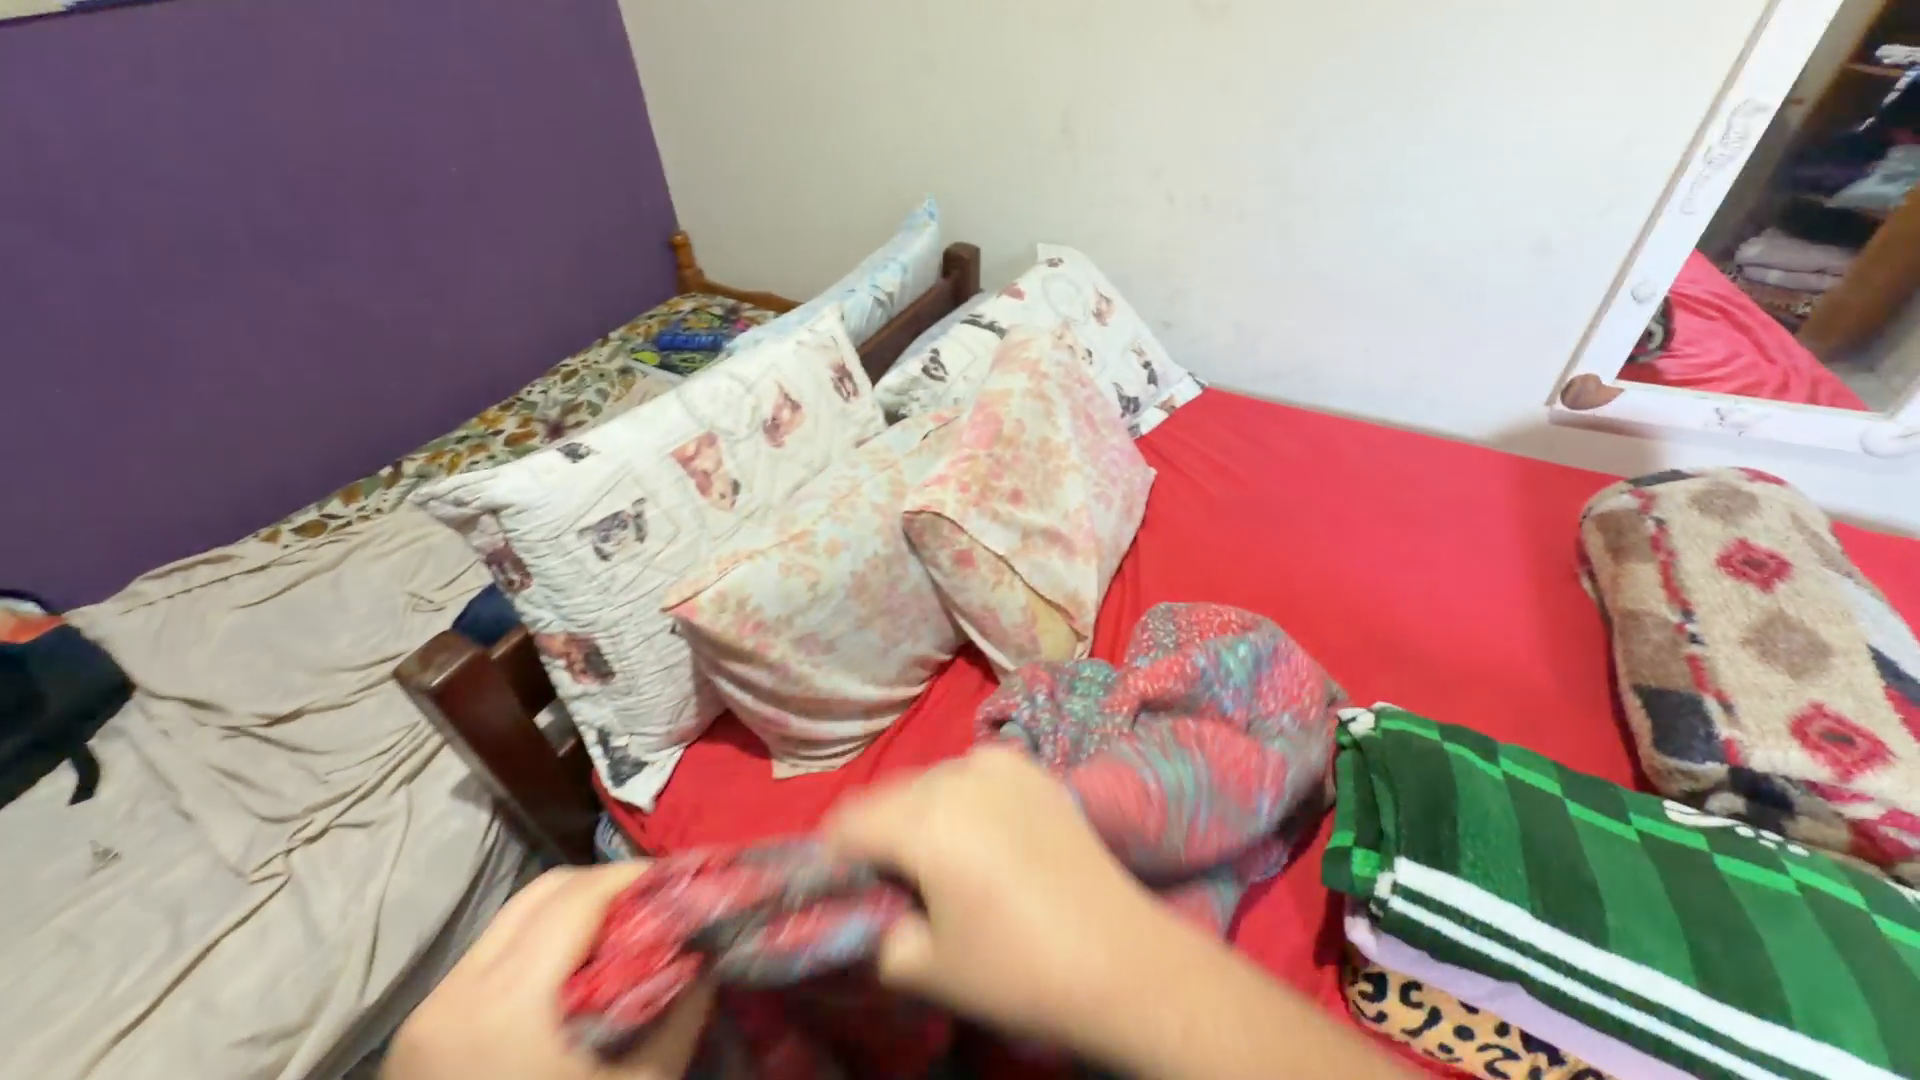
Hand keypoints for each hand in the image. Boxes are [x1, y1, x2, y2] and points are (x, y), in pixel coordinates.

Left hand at [384, 864, 712, 1079]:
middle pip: (540, 894)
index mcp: (504, 1006)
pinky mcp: (418, 1038)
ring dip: (572, 915)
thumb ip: (681, 1012)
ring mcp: (426, 1017)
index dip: (635, 878)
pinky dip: (538, 949)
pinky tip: (574, 976)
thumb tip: (708, 954)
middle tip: (656, 902)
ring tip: (621, 935)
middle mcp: (452, 996)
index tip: (681, 880)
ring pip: (510, 922)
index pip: (577, 899)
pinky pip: (489, 960)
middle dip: (606, 887)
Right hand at [822, 746, 1165, 1048]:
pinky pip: (970, 775)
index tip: (843, 891)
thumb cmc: (1016, 970)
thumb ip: (873, 928)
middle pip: (887, 796)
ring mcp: (999, 764)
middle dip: (876, 835)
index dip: (833, 859)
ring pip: (928, 781)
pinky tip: (982, 839)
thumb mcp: (923, 966)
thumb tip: (864, 906)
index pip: (846, 822)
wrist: (1120, 958)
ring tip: (940, 863)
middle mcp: (957, 774)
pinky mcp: (1032, 768)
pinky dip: (959, 800)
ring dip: (917, 815)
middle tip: (891, 884)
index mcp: (924, 820)